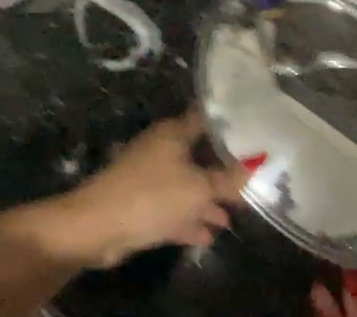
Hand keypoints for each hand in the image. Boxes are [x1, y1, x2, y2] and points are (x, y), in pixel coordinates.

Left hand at [47, 113, 250, 267]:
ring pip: (187, 185)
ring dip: (207, 201)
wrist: (99, 225)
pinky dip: (189, 220)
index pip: (206, 119)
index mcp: (174, 133)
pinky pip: (173, 208)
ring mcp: (151, 176)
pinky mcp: (142, 204)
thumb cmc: (152, 196)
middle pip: (199, 155)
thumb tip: (257, 162)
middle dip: (223, 171)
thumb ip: (228, 180)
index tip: (255, 133)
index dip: (230, 125)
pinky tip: (209, 236)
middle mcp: (163, 148)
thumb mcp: (198, 189)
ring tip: (233, 218)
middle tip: (251, 183)